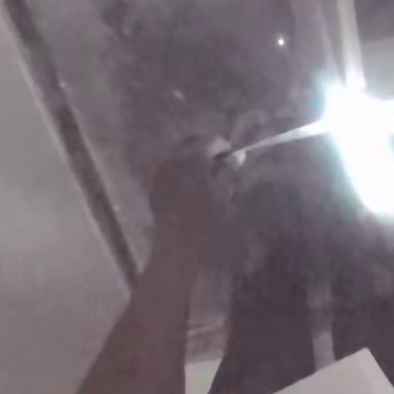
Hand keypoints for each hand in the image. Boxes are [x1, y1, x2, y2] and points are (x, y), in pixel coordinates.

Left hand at [149, 139, 226, 265]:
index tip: (235, 155)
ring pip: (178, 158)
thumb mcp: (225, 197)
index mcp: (192, 161)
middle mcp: (173, 163)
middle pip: (191, 146)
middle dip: (206, 151)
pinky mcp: (156, 191)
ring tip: (209, 176)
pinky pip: (170, 172)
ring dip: (193, 161)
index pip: (209, 142)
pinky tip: (194, 186)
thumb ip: (229, 174)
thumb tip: (237, 156)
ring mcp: (161, 176)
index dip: (223, 146)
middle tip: (223, 163)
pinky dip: (183, 173)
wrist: (178, 252)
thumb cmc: (208, 226)